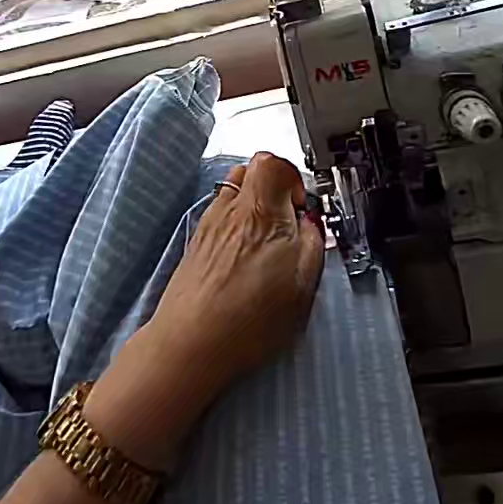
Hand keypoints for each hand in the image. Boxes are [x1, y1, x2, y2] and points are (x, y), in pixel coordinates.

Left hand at [85, 153, 322, 468]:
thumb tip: (311, 222)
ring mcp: (209, 224)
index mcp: (259, 211)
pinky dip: (237, 224)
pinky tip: (245, 257)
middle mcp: (229, 209)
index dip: (294, 179)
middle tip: (289, 220)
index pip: (272, 162)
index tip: (303, 208)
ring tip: (268, 240)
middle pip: (251, 171)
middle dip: (275, 188)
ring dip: (255, 205)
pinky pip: (221, 215)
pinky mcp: (198, 242)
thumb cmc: (247, 317)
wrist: (191, 341)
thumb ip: (311, 241)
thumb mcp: (302, 282)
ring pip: (234, 193)